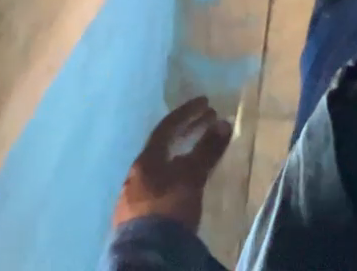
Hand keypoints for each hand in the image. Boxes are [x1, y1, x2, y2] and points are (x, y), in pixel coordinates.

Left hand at [112, 97, 233, 229]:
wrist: (148, 256)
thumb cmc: (169, 207)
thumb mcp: (192, 176)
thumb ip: (207, 149)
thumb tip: (223, 122)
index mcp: (146, 160)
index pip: (167, 127)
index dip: (188, 112)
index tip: (206, 102)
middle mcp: (135, 174)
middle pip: (163, 146)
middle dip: (187, 131)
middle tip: (209, 121)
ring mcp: (133, 197)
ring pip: (160, 167)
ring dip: (181, 154)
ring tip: (200, 151)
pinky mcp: (136, 218)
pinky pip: (158, 185)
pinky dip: (174, 175)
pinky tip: (184, 182)